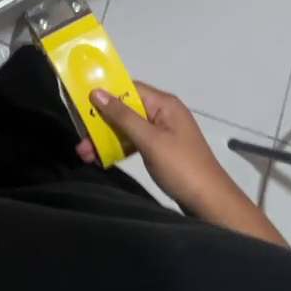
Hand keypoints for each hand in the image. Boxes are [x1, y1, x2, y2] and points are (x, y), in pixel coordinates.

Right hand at [80, 82, 285, 243]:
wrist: (210, 202)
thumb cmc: (180, 166)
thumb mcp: (149, 140)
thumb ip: (122, 115)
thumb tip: (97, 91)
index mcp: (164, 103)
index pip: (128, 88)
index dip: (105, 93)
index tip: (81, 103)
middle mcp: (163, 112)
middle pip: (125, 109)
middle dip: (101, 122)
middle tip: (80, 140)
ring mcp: (162, 131)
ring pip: (127, 127)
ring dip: (105, 138)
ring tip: (85, 154)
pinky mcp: (161, 149)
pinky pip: (134, 141)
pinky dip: (118, 147)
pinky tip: (102, 158)